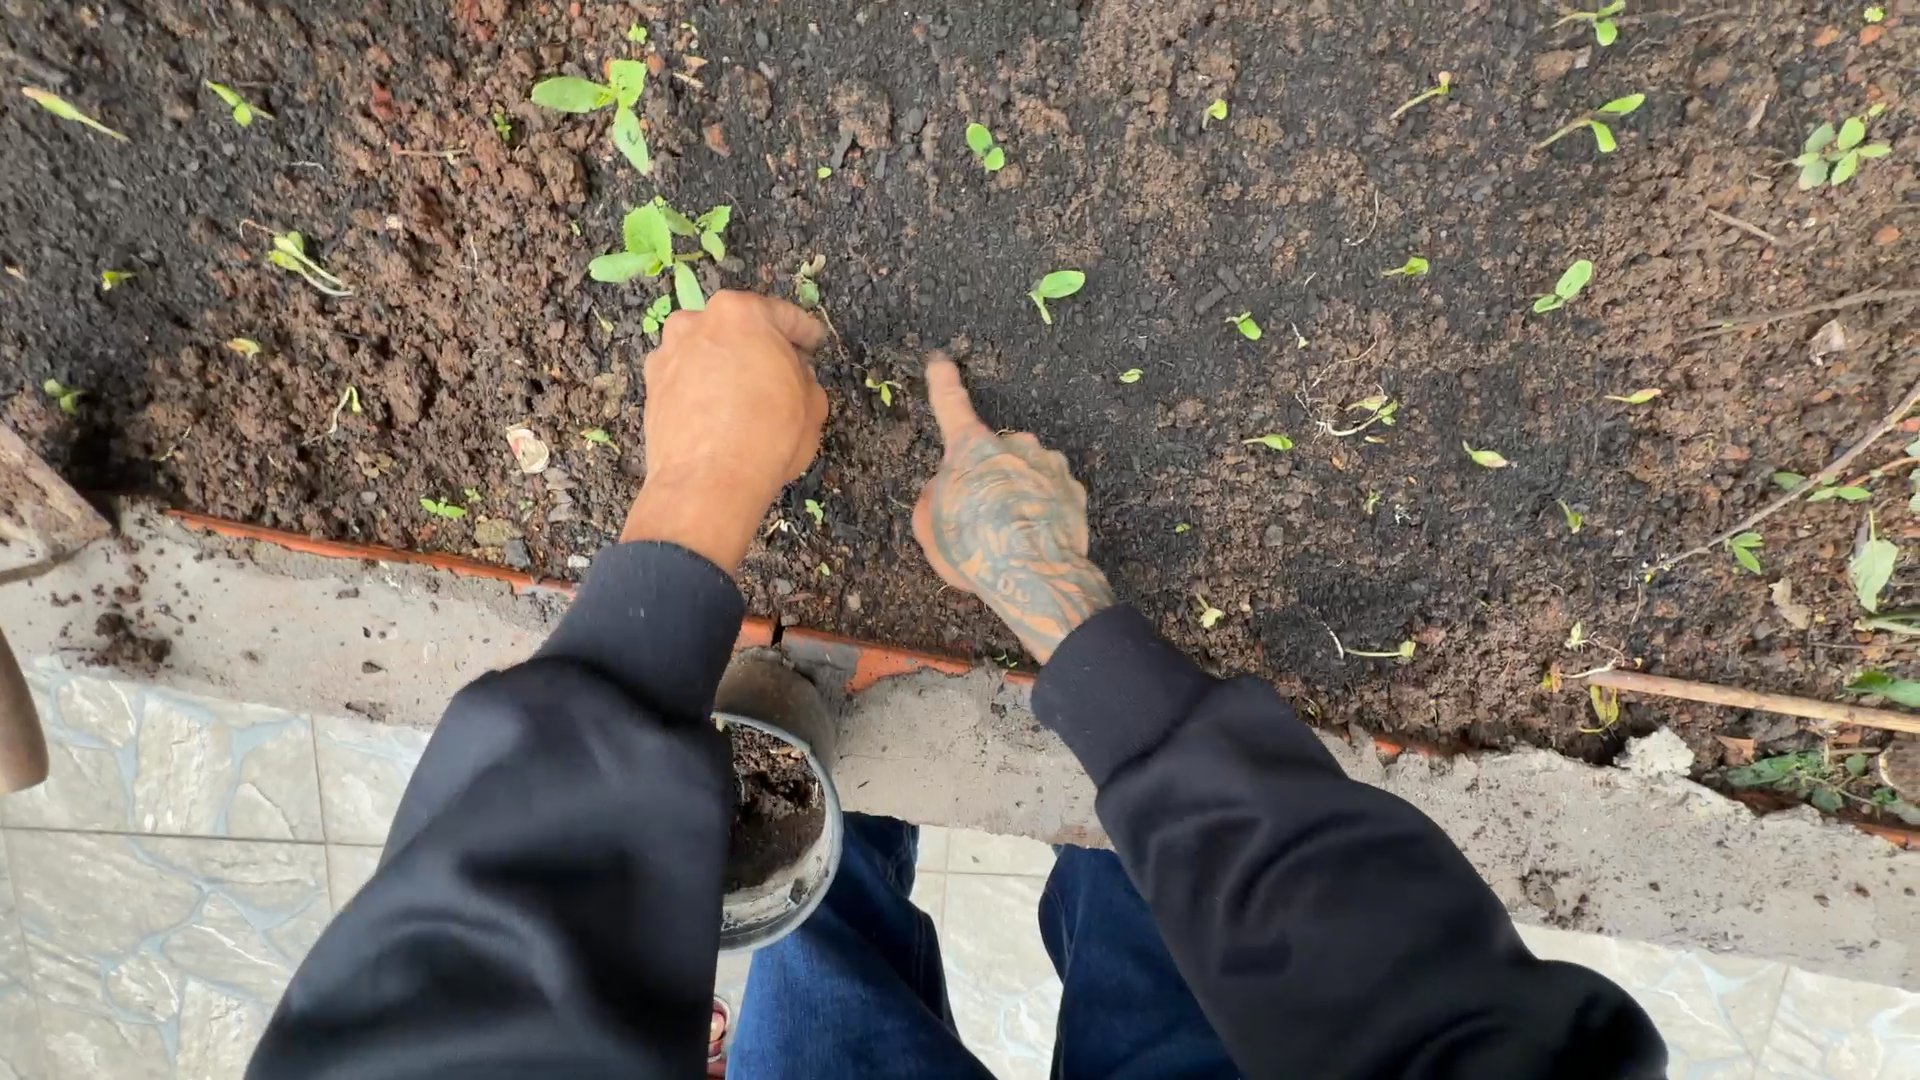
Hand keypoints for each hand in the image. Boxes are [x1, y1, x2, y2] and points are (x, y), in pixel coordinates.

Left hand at [620, 291, 827, 572]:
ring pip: (708, 354)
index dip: (805, 332)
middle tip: (783, 373)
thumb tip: (792, 375)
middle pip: (738, 329)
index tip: (815, 343)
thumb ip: (804, 377)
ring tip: (749, 398)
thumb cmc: (769, 434)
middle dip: (761, 348)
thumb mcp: (812, 404)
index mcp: (740, 313)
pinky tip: (721, 416)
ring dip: (729, 368)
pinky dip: (706, 391)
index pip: (783, 315)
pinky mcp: (652, 388)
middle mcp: (696, 323)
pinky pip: (689, 381)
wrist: (708, 482)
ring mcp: (667, 354)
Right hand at [913, 354, 1113, 662]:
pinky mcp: (1075, 491)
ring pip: (1025, 474)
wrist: (1034, 576)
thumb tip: (948, 489)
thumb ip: (936, 495)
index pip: (951, 405)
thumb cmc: (972, 546)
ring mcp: (1050, 465)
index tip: (941, 361)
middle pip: (993, 454)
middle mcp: (1015, 445)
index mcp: (972, 447)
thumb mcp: (929, 525)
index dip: (942, 382)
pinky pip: (1050, 495)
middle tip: (979, 517)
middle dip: (986, 478)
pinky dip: (1041, 512)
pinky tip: (1034, 541)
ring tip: (1009, 537)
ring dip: (1016, 495)